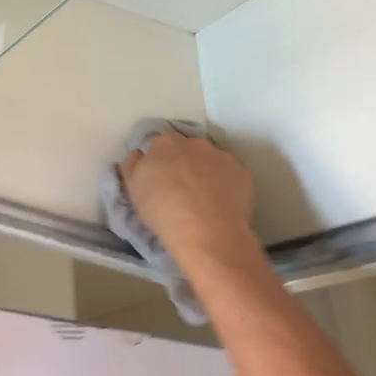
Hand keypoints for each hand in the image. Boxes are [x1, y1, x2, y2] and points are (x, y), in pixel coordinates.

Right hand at [120, 131, 260, 267]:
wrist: (206, 232)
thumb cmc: (162, 209)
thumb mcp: (131, 187)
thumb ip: (133, 164)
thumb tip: (139, 154)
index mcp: (165, 143)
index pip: (159, 144)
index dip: (158, 161)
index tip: (158, 177)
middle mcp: (195, 143)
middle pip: (187, 148)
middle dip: (183, 162)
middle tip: (180, 186)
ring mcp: (222, 157)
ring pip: (210, 160)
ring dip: (205, 171)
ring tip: (202, 197)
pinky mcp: (243, 174)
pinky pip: (230, 174)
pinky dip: (224, 183)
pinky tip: (219, 203)